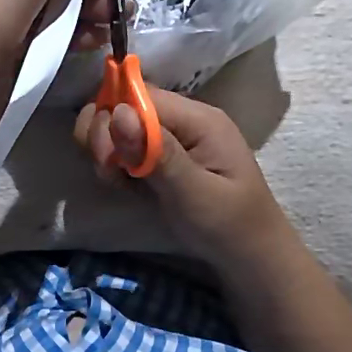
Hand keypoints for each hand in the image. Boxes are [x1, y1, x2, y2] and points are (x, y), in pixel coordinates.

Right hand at [75, 88, 290, 270]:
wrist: (247, 255)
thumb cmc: (228, 225)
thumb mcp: (194, 192)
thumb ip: (157, 153)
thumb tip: (118, 112)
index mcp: (197, 119)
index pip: (140, 96)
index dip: (113, 118)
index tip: (106, 157)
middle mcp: (181, 120)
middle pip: (122, 105)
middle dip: (103, 135)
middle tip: (109, 173)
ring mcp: (169, 138)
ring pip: (116, 127)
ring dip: (104, 151)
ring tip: (116, 181)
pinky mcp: (158, 158)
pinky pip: (122, 148)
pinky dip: (113, 165)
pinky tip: (122, 185)